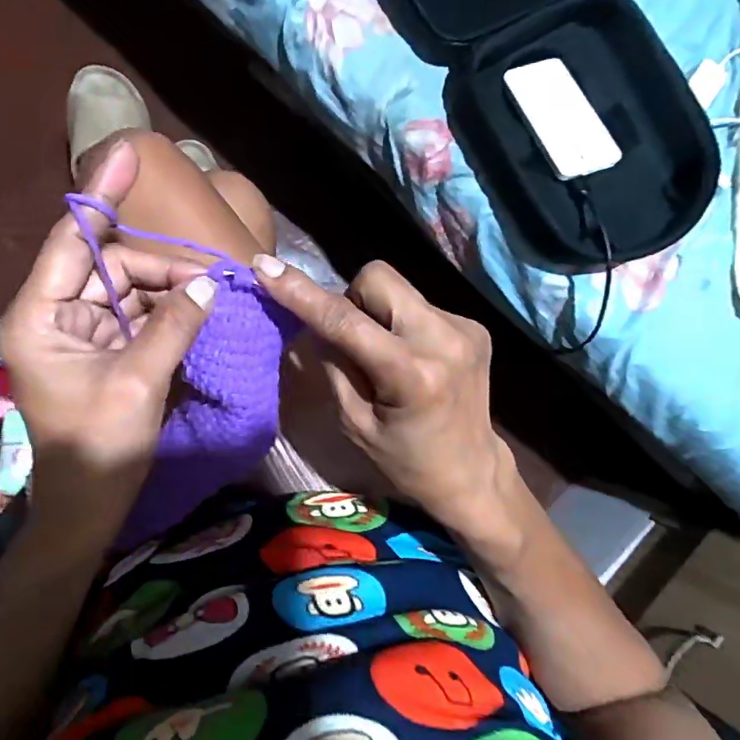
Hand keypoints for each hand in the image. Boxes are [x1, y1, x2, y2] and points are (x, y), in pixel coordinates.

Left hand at [0, 142, 216, 511]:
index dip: (101, 196)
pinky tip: (192, 305)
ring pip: (124, 287)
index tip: (127, 153)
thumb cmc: (99, 450)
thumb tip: (208, 283)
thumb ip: (173, 325)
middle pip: (108, 264)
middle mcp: (51, 314)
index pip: (71, 240)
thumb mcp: (139, 383)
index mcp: (39, 317)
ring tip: (208, 292)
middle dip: (158, 265)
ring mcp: (75, 330)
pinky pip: (131, 312)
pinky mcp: (97, 347)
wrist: (87, 507)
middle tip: (209, 277)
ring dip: (165, 287)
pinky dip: (161, 308)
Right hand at [254, 256, 531, 551]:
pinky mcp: (472, 325)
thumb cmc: (404, 459)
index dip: (301, 292)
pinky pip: (416, 303)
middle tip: (351, 342)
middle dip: (351, 300)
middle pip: (376, 279)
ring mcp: (464, 327)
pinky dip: (399, 322)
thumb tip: (312, 319)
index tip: (266, 267)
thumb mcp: (354, 422)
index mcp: (412, 374)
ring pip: (396, 287)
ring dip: (375, 311)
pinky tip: (409, 356)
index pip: (345, 320)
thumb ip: (332, 365)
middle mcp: (444, 339)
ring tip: (382, 354)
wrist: (472, 473)